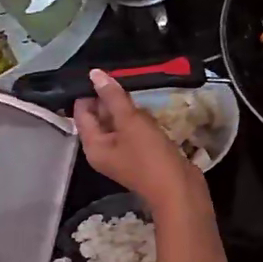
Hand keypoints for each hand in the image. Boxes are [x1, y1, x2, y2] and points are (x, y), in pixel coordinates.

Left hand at [73, 70, 205, 211]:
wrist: (180, 190)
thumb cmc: (151, 157)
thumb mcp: (131, 122)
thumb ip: (113, 97)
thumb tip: (94, 74)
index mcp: (94, 146)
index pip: (82, 112)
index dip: (91, 92)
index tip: (107, 71)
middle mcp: (105, 151)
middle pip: (101, 118)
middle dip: (112, 98)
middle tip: (127, 76)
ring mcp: (125, 154)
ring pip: (121, 124)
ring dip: (130, 109)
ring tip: (141, 89)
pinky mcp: (144, 155)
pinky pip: (137, 133)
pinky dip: (143, 121)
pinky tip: (154, 110)